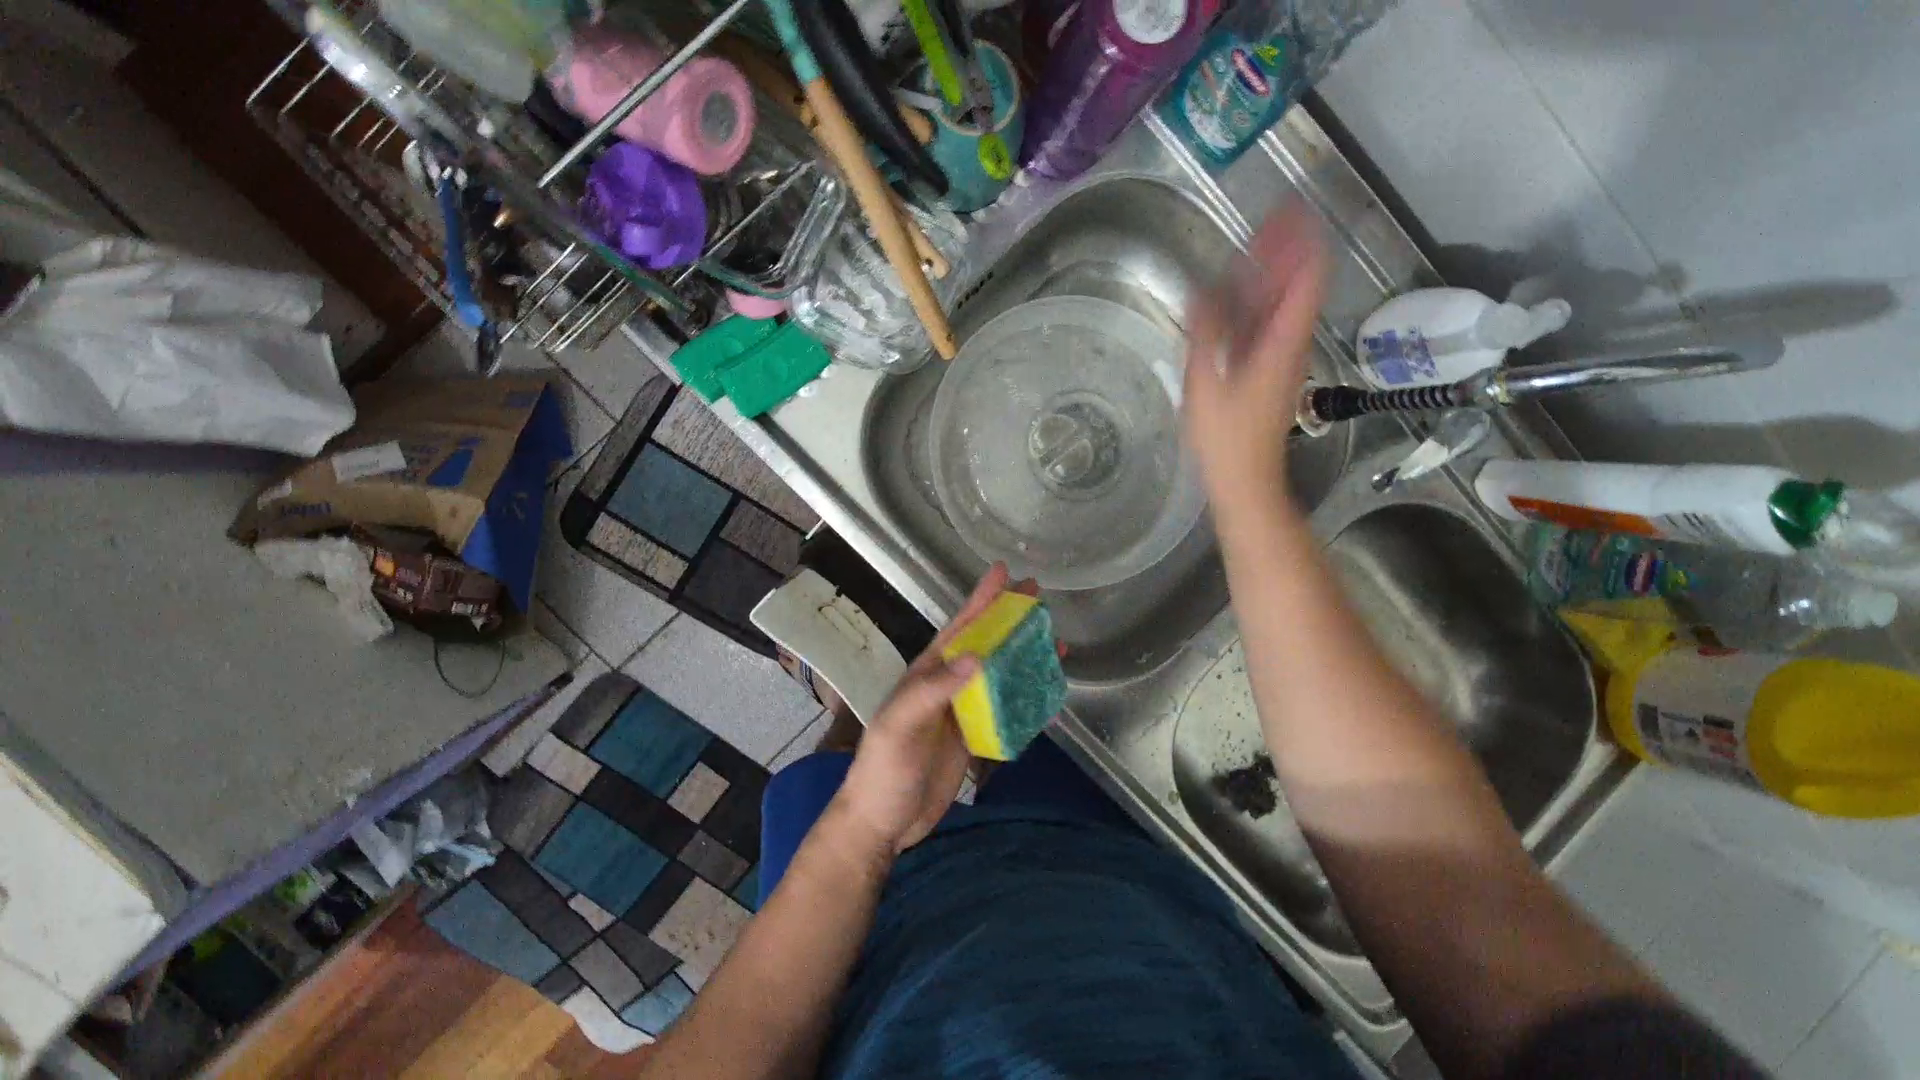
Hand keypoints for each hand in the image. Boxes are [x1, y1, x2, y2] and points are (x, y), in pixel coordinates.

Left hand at [827, 562, 1037, 861]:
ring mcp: (960, 713)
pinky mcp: (972, 740)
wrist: (883, 822)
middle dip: (1008, 619)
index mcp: (925, 674)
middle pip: (984, 645)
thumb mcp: (901, 726)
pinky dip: (1026, 697)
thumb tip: (977, 657)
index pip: (959, 629)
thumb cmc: (884, 770)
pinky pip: (1004, 710)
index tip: (1003, 572)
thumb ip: (934, 691)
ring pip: (999, 675)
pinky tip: (1045, 690)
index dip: (980, 600)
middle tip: (1039, 596)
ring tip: (1054, 639)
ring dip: (1023, 656)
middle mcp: (945, 686)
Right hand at [1183, 201, 1328, 507]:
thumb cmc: (1227, 438)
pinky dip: (1263, 298)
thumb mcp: (1207, 382)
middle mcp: (1290, 342)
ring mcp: (1283, 356)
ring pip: (1286, 301)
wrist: (1246, 479)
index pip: (1305, 278)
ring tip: (1259, 239)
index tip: (1291, 207)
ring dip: (1276, 269)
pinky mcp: (1272, 369)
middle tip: (1274, 212)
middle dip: (1288, 246)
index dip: (1301, 239)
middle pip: (1299, 283)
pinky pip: (1272, 322)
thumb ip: (1207, 332)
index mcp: (1282, 341)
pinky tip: (1242, 290)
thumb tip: (1204, 289)